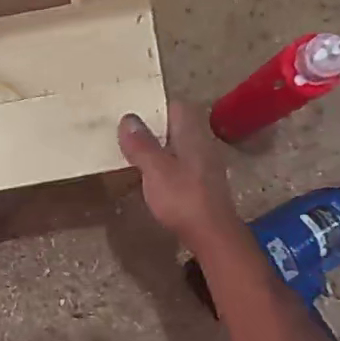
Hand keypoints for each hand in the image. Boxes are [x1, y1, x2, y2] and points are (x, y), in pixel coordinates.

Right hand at [117, 102, 240, 248]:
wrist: (213, 235)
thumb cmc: (183, 198)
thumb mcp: (155, 170)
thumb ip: (141, 144)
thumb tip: (128, 118)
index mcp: (192, 135)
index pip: (177, 107)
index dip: (156, 105)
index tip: (133, 109)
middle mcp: (203, 145)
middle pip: (178, 128)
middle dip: (154, 128)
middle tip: (127, 132)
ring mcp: (206, 167)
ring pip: (180, 148)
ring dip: (160, 150)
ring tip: (134, 155)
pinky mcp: (205, 187)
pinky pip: (182, 168)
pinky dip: (167, 169)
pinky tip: (153, 180)